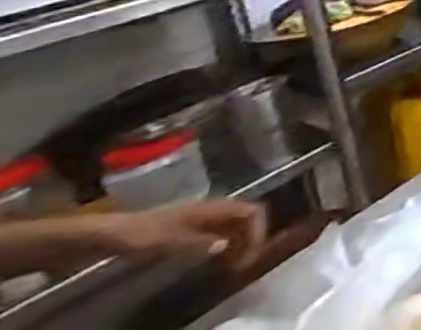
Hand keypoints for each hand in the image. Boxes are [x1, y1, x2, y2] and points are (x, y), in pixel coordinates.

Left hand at [94, 200, 267, 266]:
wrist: (106, 235)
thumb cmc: (139, 234)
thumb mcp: (166, 241)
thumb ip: (196, 242)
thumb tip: (226, 246)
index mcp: (215, 208)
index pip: (252, 211)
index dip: (258, 230)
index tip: (251, 254)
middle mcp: (215, 211)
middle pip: (246, 220)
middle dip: (250, 240)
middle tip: (243, 265)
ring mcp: (203, 221)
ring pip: (234, 228)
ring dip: (238, 245)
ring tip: (232, 266)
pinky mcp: (191, 231)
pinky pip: (219, 236)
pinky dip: (224, 248)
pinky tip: (215, 262)